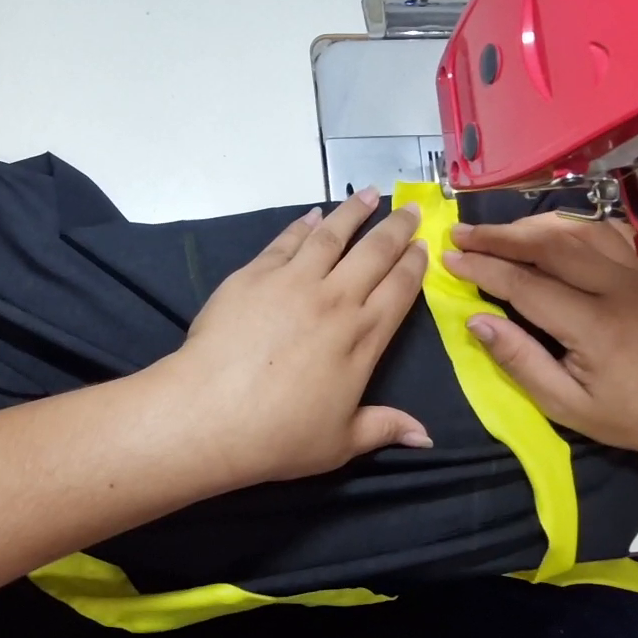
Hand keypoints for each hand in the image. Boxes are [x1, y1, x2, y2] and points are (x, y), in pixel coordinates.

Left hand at [157, 188, 430, 483]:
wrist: (211, 411)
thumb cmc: (279, 434)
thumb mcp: (340, 443)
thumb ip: (384, 428)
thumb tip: (427, 437)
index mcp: (363, 337)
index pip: (399, 289)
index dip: (414, 264)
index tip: (423, 246)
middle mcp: (335, 299)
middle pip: (374, 253)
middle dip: (396, 228)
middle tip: (409, 209)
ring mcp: (293, 282)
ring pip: (332, 236)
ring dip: (353, 213)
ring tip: (368, 195)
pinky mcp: (254, 274)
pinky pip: (286, 241)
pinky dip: (303, 225)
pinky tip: (313, 216)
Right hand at [440, 214, 637, 465]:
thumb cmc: (629, 418)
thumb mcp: (566, 405)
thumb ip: (519, 360)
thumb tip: (476, 321)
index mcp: (594, 326)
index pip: (524, 284)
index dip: (482, 268)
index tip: (449, 258)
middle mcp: (619, 289)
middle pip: (549, 245)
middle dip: (499, 236)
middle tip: (462, 233)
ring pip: (580, 231)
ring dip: (534, 225)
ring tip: (500, 231)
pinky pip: (611, 234)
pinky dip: (575, 225)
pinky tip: (555, 231)